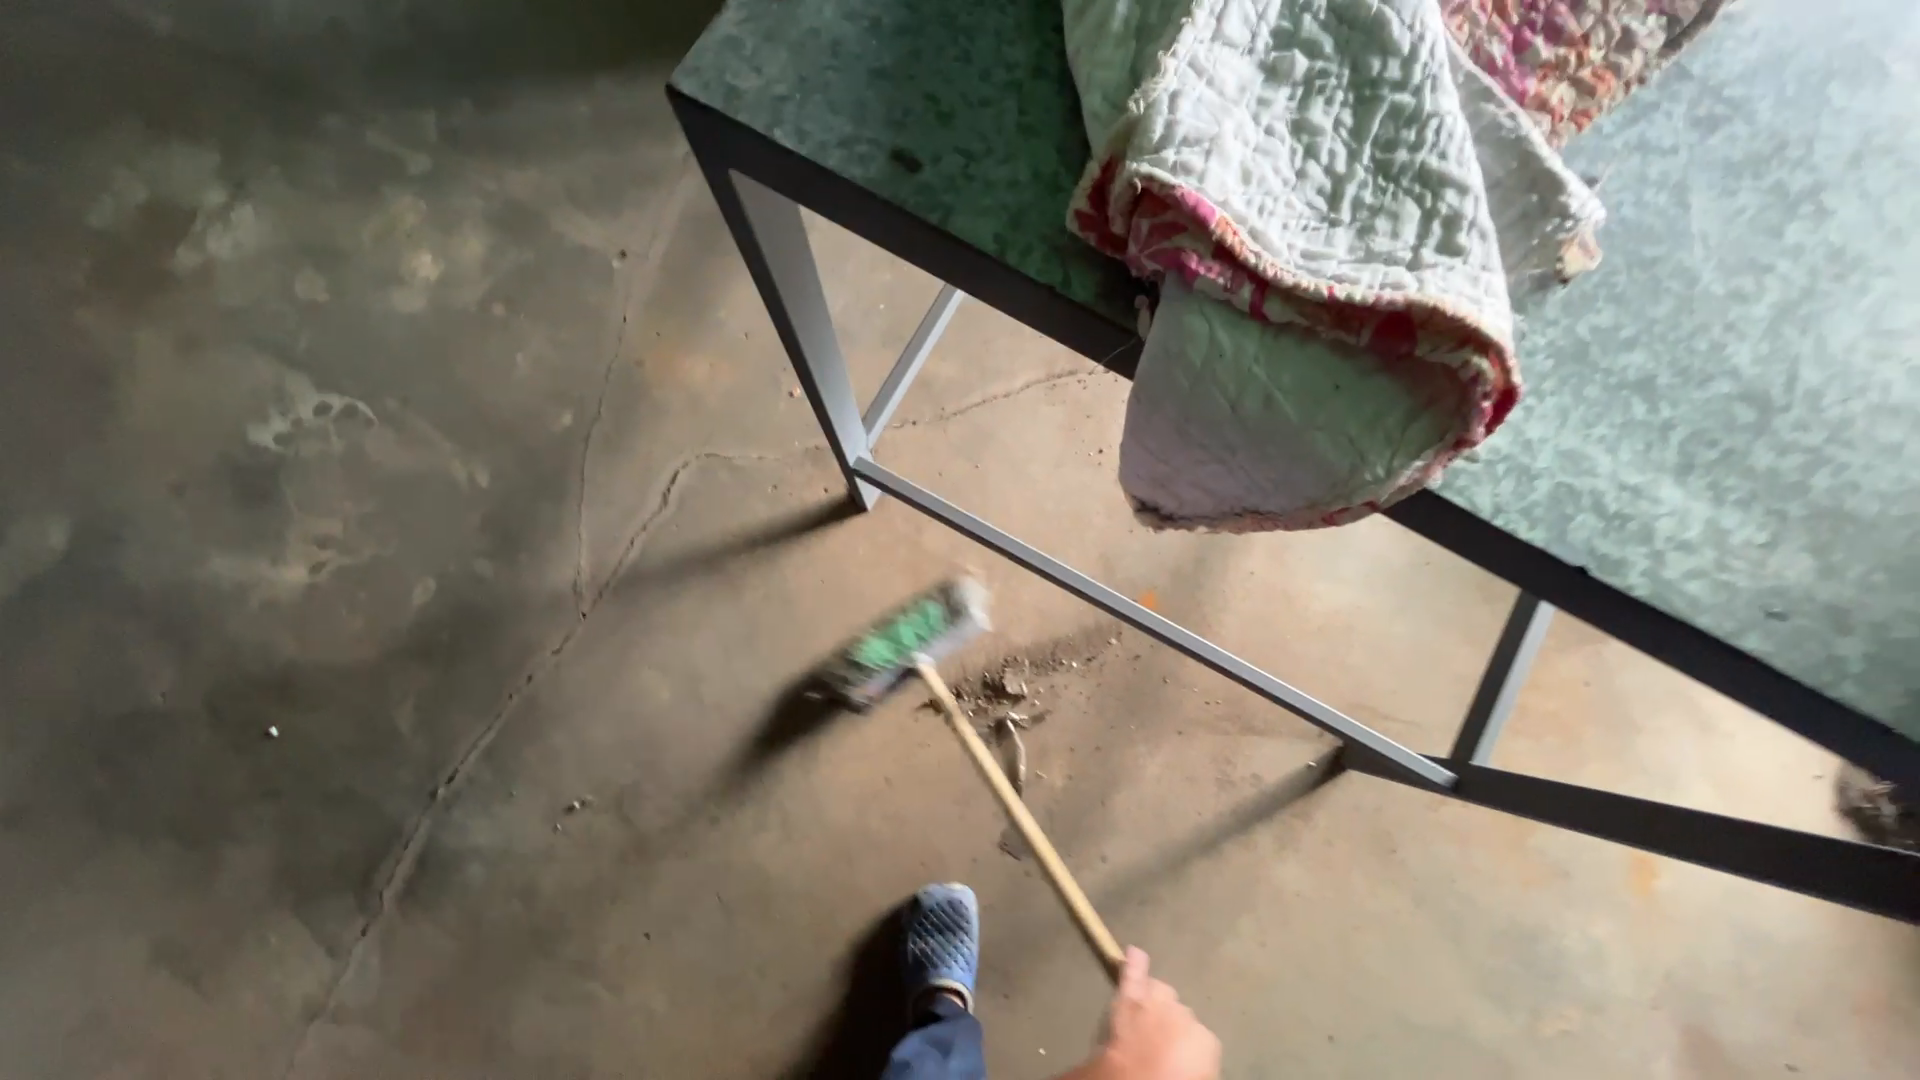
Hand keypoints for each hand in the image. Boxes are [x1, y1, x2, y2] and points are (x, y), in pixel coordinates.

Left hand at [1067, 947, 1220, 1079]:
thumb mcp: (1199, 1074)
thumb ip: (1197, 1058)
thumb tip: (1190, 1057)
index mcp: (1206, 1041)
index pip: (1200, 1039)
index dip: (1185, 1050)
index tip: (1177, 1060)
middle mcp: (1185, 1014)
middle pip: (1180, 1014)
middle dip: (1170, 1026)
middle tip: (1159, 1045)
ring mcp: (1156, 1002)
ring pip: (1159, 992)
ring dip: (1153, 1003)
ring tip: (1145, 1019)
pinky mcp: (1130, 998)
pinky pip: (1132, 976)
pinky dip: (1134, 965)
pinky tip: (1134, 953)